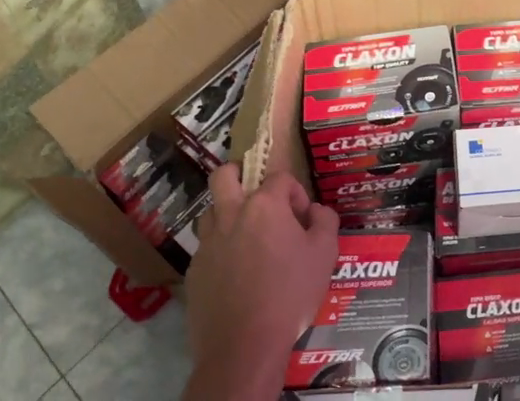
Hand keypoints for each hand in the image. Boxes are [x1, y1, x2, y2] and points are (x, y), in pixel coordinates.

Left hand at [182, 164, 338, 400]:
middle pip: (224, 176)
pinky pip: (206, 248)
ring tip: (245, 235)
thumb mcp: (325, 254)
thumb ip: (325, 221)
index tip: (303, 216)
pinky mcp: (194, 271)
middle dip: (238, 174)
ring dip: (227, 214)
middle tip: (254, 192)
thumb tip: (315, 211)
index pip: (279, 177)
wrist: (244, 345)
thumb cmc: (290, 293)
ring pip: (210, 211)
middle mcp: (231, 215)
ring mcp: (208, 243)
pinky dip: (220, 250)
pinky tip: (235, 274)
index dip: (295, 192)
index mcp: (264, 206)